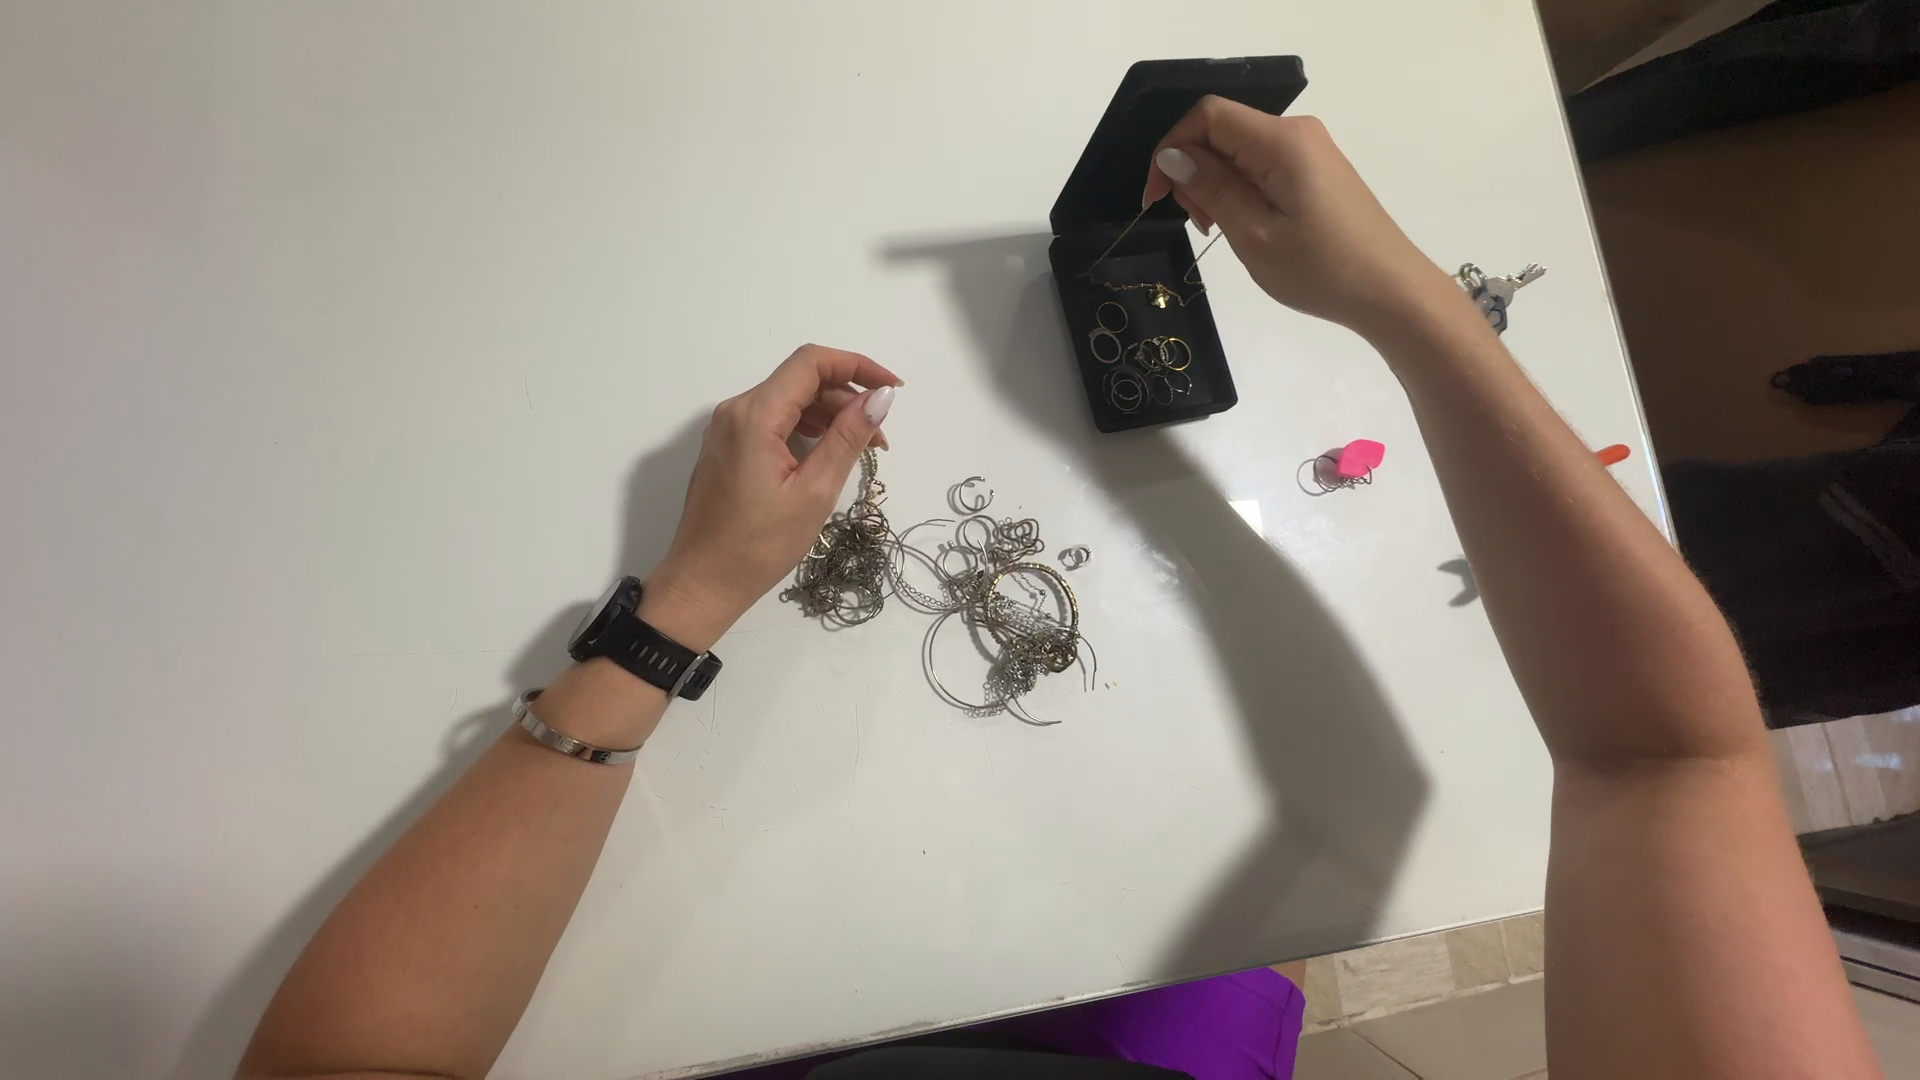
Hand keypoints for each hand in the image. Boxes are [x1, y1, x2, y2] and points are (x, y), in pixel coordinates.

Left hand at [639, 345, 900, 649]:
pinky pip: (774, 422)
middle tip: (880, 438)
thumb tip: (881, 397)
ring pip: (789, 401)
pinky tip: (828, 455)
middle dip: (848, 398)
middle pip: (801, 381)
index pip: (811, 363)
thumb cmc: (760, 545)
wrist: (704, 583)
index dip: (858, 366)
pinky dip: (807, 429)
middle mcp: (736, 411)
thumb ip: (848, 438)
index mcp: (755, 415)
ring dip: (830, 415)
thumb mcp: (815, 492)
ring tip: (863, 450)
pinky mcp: (728, 448)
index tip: (892, 389)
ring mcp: (728, 429)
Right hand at [1142, 96, 1459, 340]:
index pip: (1207, 115)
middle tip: (1198, 224)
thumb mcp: (1253, 234)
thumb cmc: (1319, 268)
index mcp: (1280, 141)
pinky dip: (1236, 191)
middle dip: (1192, 171)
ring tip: (1216, 230)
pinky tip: (1238, 226)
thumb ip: (1213, 189)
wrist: (1387, 290)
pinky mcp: (1312, 172)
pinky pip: (1259, 167)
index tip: (1156, 198)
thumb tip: (1175, 157)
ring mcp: (1307, 151)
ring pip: (1237, 151)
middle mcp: (1295, 133)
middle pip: (1221, 130)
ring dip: (1212, 185)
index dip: (1171, 148)